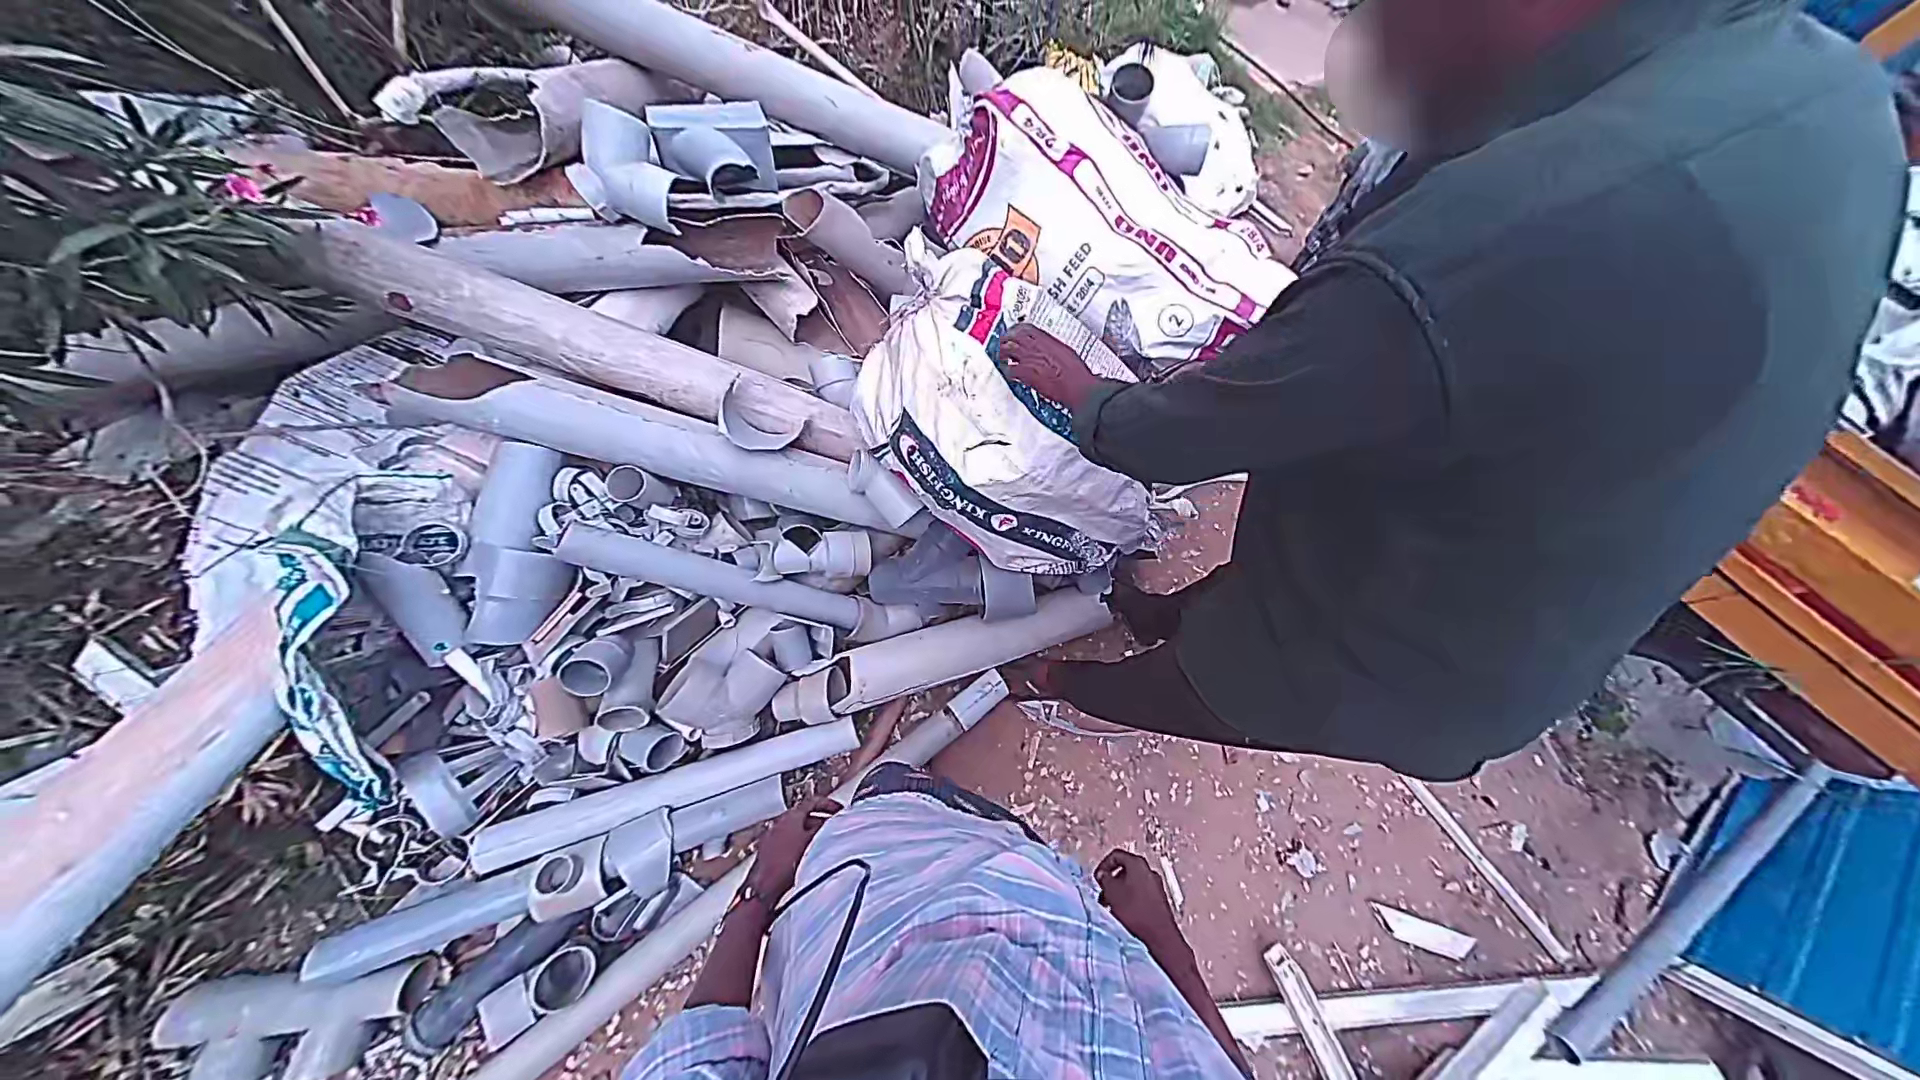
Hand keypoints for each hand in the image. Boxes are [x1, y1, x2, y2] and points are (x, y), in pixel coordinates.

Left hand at [747, 796, 840, 899]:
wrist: (764, 890)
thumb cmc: (786, 865)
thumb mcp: (814, 842)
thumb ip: (824, 828)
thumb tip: (833, 822)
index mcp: (790, 816)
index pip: (813, 802)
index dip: (828, 804)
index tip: (838, 809)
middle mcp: (778, 823)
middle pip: (803, 815)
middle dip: (820, 820)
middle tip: (833, 826)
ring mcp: (771, 838)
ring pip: (795, 829)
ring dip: (809, 833)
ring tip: (822, 843)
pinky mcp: (767, 853)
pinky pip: (787, 842)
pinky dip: (798, 844)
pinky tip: (806, 856)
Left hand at [1002, 324, 1101, 409]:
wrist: (1076, 387)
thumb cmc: (1075, 373)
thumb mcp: (1065, 352)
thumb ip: (1053, 348)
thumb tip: (1050, 349)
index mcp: (1047, 340)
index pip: (1026, 328)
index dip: (1016, 329)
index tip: (1013, 331)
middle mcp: (1035, 347)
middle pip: (1012, 337)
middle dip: (1005, 339)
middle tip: (1002, 343)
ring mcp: (1029, 359)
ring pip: (1007, 350)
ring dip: (1002, 353)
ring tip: (1001, 357)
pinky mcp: (1025, 374)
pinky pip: (1010, 370)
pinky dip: (1007, 371)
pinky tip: (1009, 374)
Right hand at [1096, 849, 1187, 959]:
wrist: (1159, 937)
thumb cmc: (1136, 912)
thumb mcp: (1111, 891)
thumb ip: (1105, 878)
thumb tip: (1103, 875)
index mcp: (1138, 863)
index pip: (1116, 855)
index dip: (1104, 865)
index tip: (1099, 877)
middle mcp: (1149, 872)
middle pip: (1126, 870)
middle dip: (1112, 881)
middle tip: (1104, 892)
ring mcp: (1157, 887)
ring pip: (1133, 884)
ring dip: (1121, 893)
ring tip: (1112, 906)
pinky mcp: (1160, 903)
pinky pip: (1141, 896)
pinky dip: (1131, 901)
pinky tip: (1125, 914)